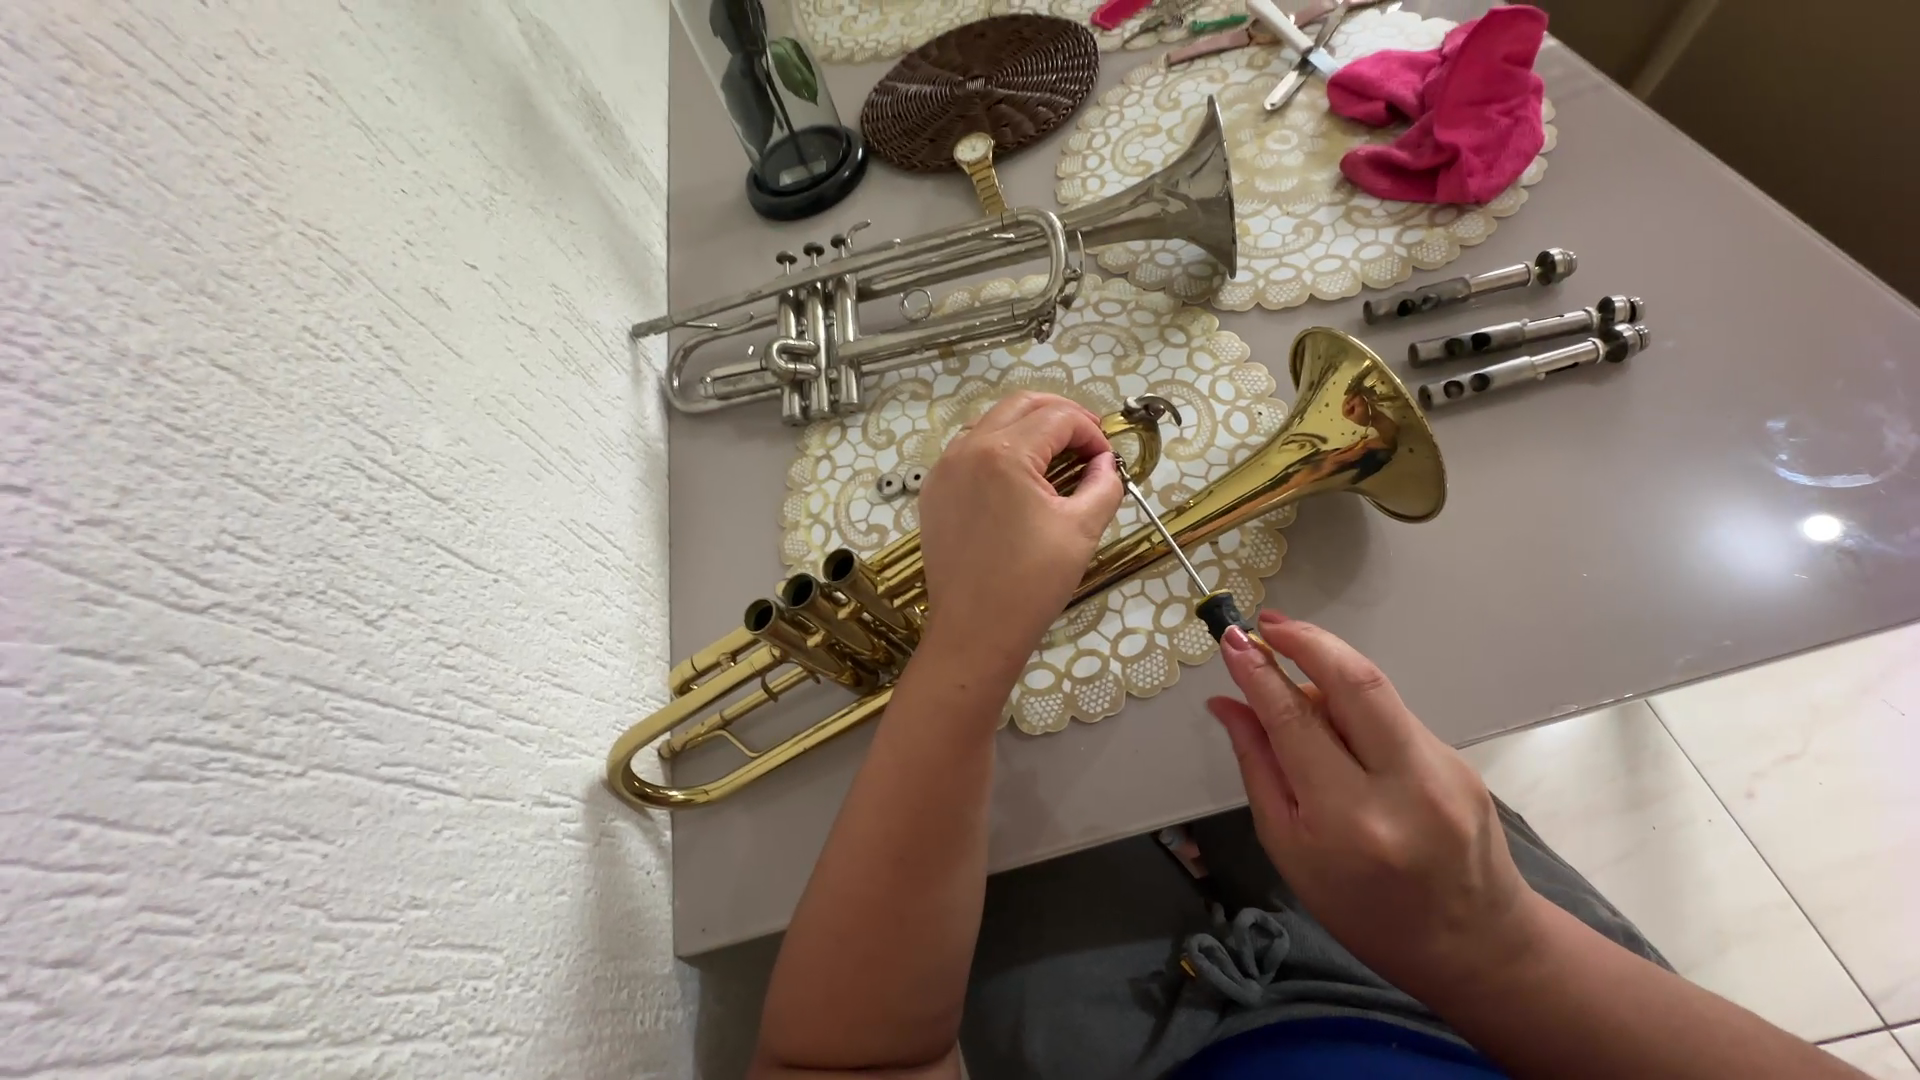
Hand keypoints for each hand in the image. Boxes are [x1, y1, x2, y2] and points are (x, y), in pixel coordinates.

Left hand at [917, 393, 1122, 675]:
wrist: (974, 631)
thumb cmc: (1031, 583)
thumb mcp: (1081, 530)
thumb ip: (1103, 484)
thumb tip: (1106, 464)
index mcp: (1003, 454)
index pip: (1057, 418)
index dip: (1091, 433)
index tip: (1107, 461)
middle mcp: (965, 450)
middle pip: (1020, 406)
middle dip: (1060, 416)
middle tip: (1087, 443)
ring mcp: (943, 471)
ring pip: (990, 424)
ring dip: (1027, 430)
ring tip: (1056, 459)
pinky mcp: (934, 493)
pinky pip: (968, 453)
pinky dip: (998, 451)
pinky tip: (1018, 480)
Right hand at [1207, 612, 1545, 998]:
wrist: (1479, 948)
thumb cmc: (1362, 911)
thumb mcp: (1289, 849)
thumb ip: (1257, 768)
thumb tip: (1228, 703)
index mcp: (1349, 819)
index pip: (1294, 721)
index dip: (1259, 673)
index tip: (1233, 639)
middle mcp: (1405, 785)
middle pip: (1356, 681)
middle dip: (1307, 640)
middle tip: (1268, 622)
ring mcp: (1444, 768)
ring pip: (1375, 692)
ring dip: (1326, 669)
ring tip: (1288, 670)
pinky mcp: (1461, 760)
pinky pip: (1392, 715)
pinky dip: (1353, 704)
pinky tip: (1335, 723)